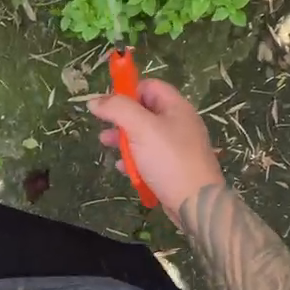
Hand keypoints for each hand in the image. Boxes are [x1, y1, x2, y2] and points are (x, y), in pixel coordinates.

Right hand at [89, 78, 225, 212]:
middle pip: (144, 111)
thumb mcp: (140, 128)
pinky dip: (134, 159)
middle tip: (105, 127)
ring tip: (106, 145)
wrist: (195, 202)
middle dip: (121, 118)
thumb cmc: (168, 159)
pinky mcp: (173, 166)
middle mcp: (179, 123)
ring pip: (144, 135)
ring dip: (123, 139)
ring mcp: (177, 146)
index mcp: (176, 107)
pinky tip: (123, 168)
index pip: (150, 86)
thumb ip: (117, 110)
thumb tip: (94, 101)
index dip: (128, 91)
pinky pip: (149, 156)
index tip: (110, 106)